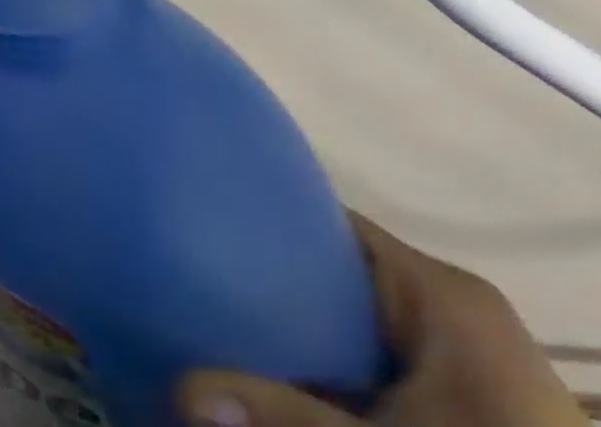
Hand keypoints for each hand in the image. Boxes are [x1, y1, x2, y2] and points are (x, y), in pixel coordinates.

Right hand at [180, 216, 587, 426]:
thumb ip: (285, 414)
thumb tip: (180, 389)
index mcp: (438, 290)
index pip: (324, 221)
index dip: (252, 220)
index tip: (188, 226)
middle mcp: (440, 304)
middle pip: (322, 270)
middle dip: (253, 285)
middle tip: (182, 285)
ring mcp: (447, 347)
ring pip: (334, 316)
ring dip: (278, 331)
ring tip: (203, 325)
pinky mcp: (447, 388)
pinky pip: (357, 352)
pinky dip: (311, 362)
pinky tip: (262, 373)